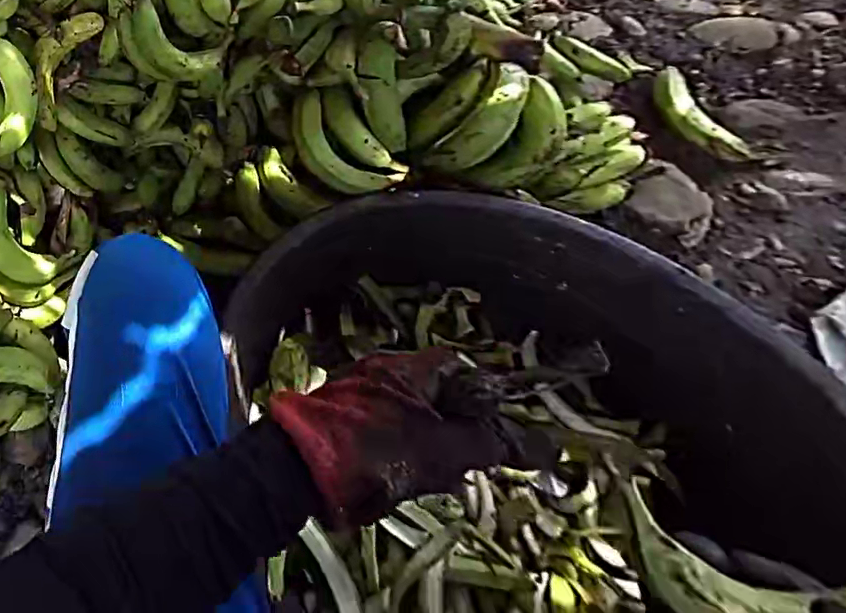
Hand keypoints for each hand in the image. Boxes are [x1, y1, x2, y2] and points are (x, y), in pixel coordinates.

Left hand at [265, 349, 539, 527]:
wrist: (304, 467)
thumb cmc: (378, 451)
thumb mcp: (444, 449)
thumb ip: (490, 441)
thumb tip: (541, 442)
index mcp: (406, 367)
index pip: (459, 365)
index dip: (486, 394)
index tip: (504, 428)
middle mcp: (384, 372)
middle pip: (440, 392)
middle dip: (464, 425)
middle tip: (477, 460)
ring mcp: (364, 394)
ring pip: (419, 415)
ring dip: (441, 444)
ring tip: (449, 476)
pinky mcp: (351, 419)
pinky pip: (395, 429)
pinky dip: (414, 451)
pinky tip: (422, 480)